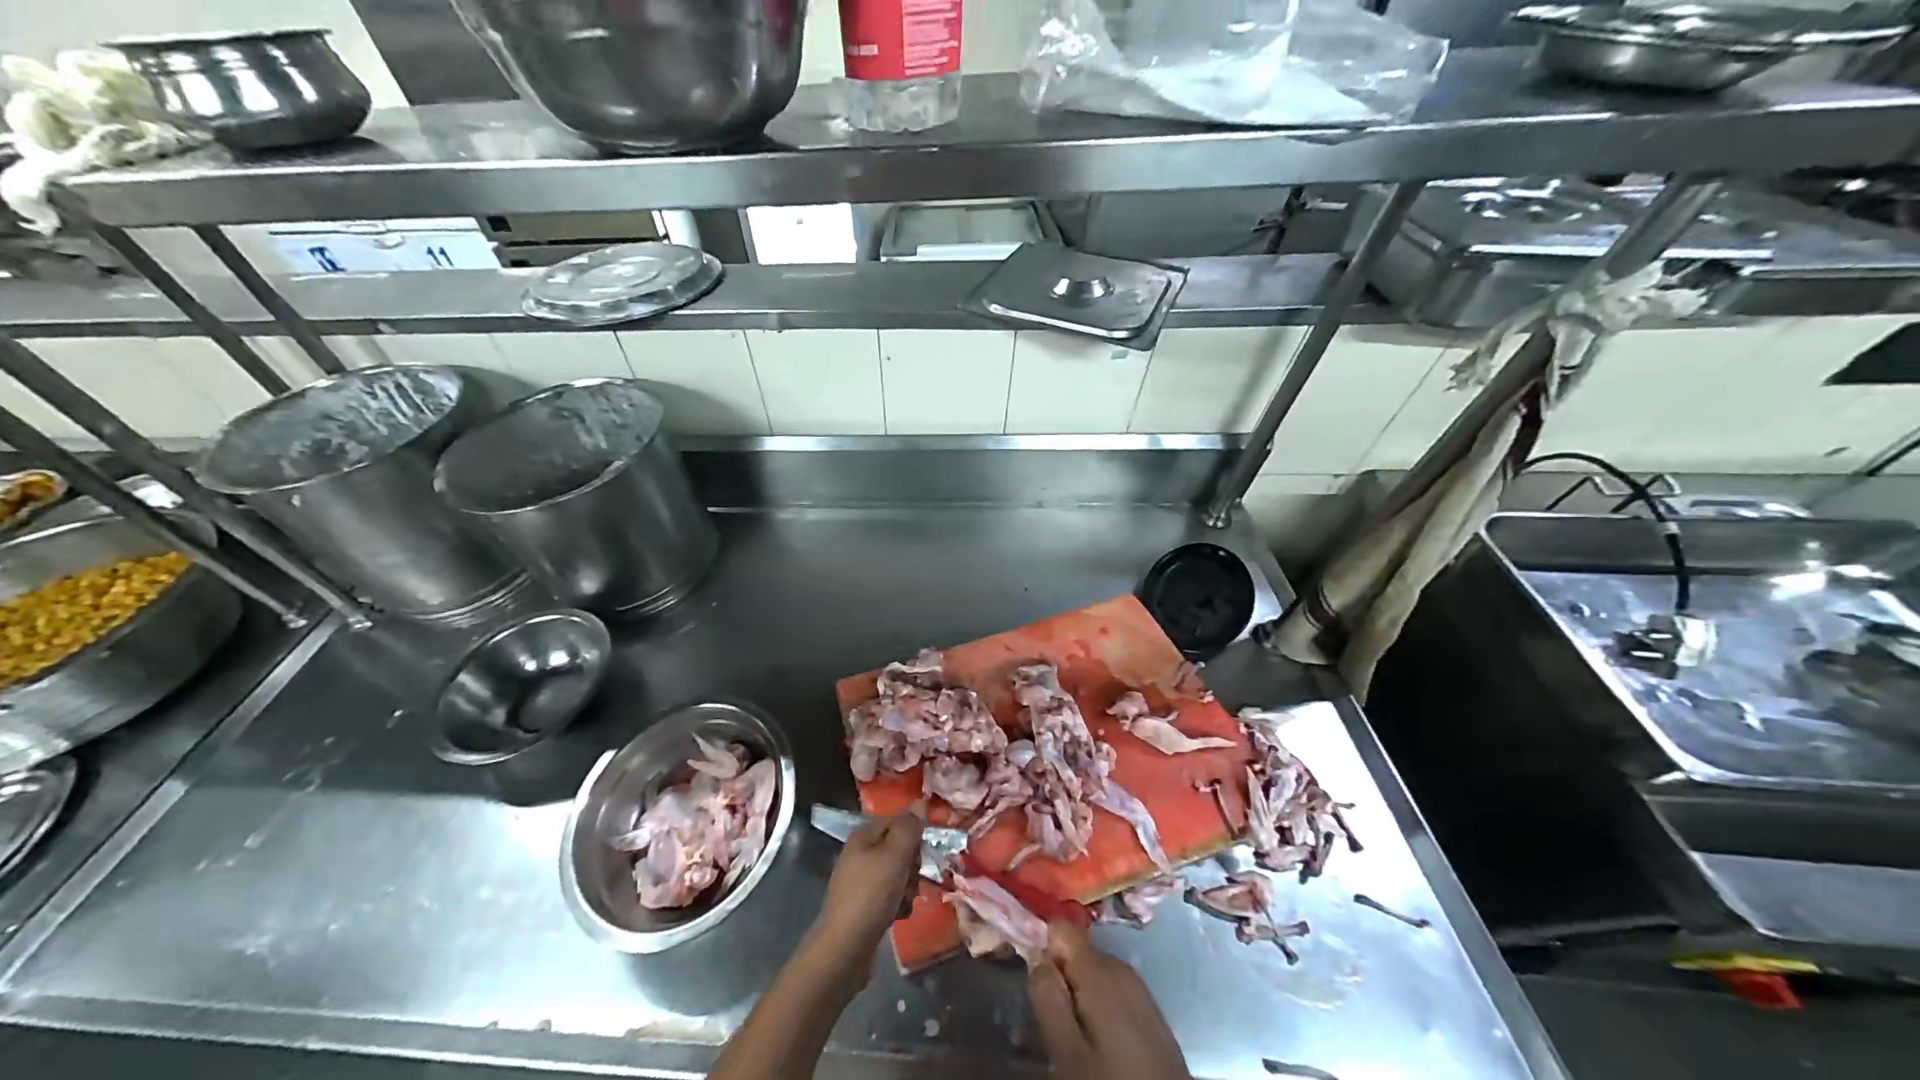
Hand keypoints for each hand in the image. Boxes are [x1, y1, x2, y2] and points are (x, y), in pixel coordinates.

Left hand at [808, 806, 924, 964]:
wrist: (845, 948)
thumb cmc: (871, 895)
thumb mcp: (894, 856)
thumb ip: (909, 828)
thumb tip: (920, 801)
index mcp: (864, 836)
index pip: (898, 820)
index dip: (914, 834)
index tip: (923, 851)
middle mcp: (861, 854)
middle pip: (900, 848)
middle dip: (912, 865)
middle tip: (911, 879)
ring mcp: (863, 880)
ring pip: (899, 874)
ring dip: (909, 887)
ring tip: (904, 901)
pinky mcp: (866, 904)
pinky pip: (892, 895)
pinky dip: (899, 904)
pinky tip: (899, 915)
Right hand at [1029, 920, 1190, 1079]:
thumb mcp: (1067, 1050)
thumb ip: (1047, 997)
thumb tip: (1037, 955)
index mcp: (1098, 970)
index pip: (1060, 927)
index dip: (1042, 946)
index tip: (1034, 976)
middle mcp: (1119, 966)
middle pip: (1076, 951)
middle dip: (1059, 976)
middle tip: (1051, 1018)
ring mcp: (1137, 985)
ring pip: (1092, 971)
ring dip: (1077, 993)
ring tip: (1073, 1034)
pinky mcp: (1147, 1005)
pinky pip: (1110, 988)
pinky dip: (1097, 1004)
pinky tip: (1098, 1039)